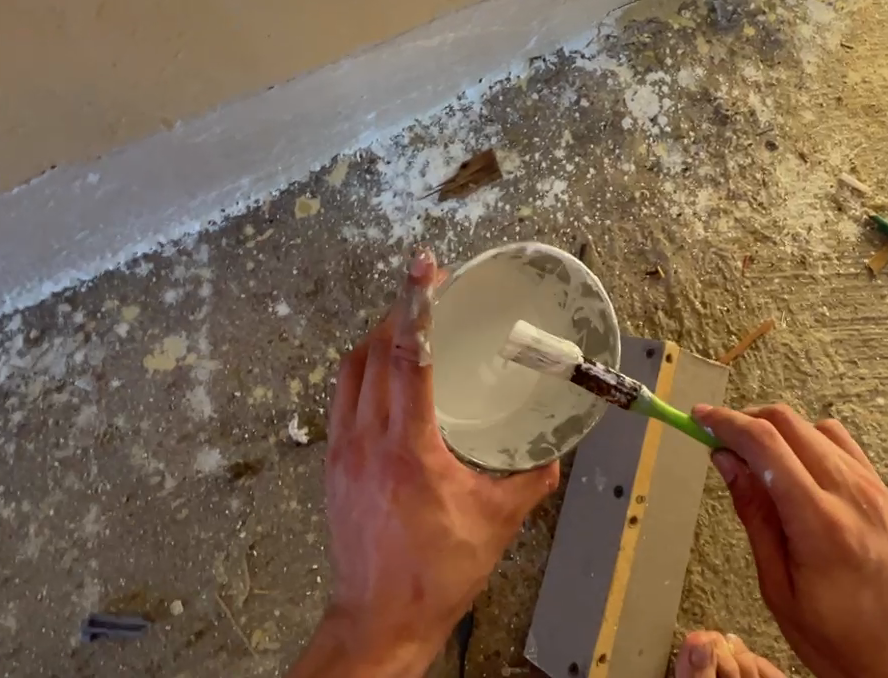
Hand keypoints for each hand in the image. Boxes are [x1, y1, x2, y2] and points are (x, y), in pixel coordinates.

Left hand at [290, 251, 561, 677]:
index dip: (417, 305)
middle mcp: (368, 438)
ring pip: (351, 368)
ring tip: (407, 320)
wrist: (377, 620)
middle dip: (399, 309)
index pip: (409, 356)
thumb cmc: (437, 572)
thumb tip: (553, 450)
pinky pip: (343, 394)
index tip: (425, 268)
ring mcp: (343, 448)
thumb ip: (529, 480)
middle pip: (374, 349)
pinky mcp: (334, 462)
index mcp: (409, 446)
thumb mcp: (496, 523)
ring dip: (377, 335)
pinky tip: (386, 370)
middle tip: (427, 287)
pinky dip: (363, 366)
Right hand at [692, 404, 887, 677]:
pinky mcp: (883, 490)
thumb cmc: (843, 641)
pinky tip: (796, 467)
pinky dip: (808, 439)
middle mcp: (849, 492)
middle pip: (786, 421)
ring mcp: (871, 487)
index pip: (764, 443)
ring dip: (777, 428)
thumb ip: (753, 515)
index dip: (725, 422)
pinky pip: (840, 441)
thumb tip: (726, 461)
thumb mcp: (779, 589)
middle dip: (745, 419)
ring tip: (756, 459)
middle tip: (720, 439)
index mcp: (819, 521)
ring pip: (812, 425)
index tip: (699, 419)